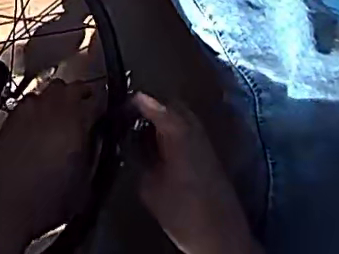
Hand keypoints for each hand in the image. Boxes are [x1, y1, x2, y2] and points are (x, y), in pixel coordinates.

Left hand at [0, 80, 101, 253]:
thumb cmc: (43, 200)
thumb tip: (94, 148)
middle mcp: (55, 106)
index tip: (106, 115)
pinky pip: (32, 100)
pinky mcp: (13, 114)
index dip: (104, 108)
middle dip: (83, 95)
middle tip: (86, 108)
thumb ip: (92, 158)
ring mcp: (32, 106)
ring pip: (52, 89)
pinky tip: (39, 123)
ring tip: (63, 114)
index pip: (98, 101)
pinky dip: (40, 106)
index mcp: (77, 120)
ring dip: (60, 98)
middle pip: (74, 87)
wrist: (2, 203)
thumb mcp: (82, 187)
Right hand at [130, 93, 260, 253]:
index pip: (149, 102)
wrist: (223, 237)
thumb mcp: (149, 187)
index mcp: (176, 128)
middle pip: (166, 103)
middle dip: (148, 108)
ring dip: (162, 118)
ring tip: (142, 133)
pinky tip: (160, 146)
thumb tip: (126, 144)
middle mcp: (191, 125)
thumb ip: (136, 158)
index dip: (130, 103)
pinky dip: (172, 129)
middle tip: (129, 120)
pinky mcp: (208, 150)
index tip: (116, 110)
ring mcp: (203, 136)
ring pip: (178, 114)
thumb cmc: (183, 211)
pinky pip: (186, 126)